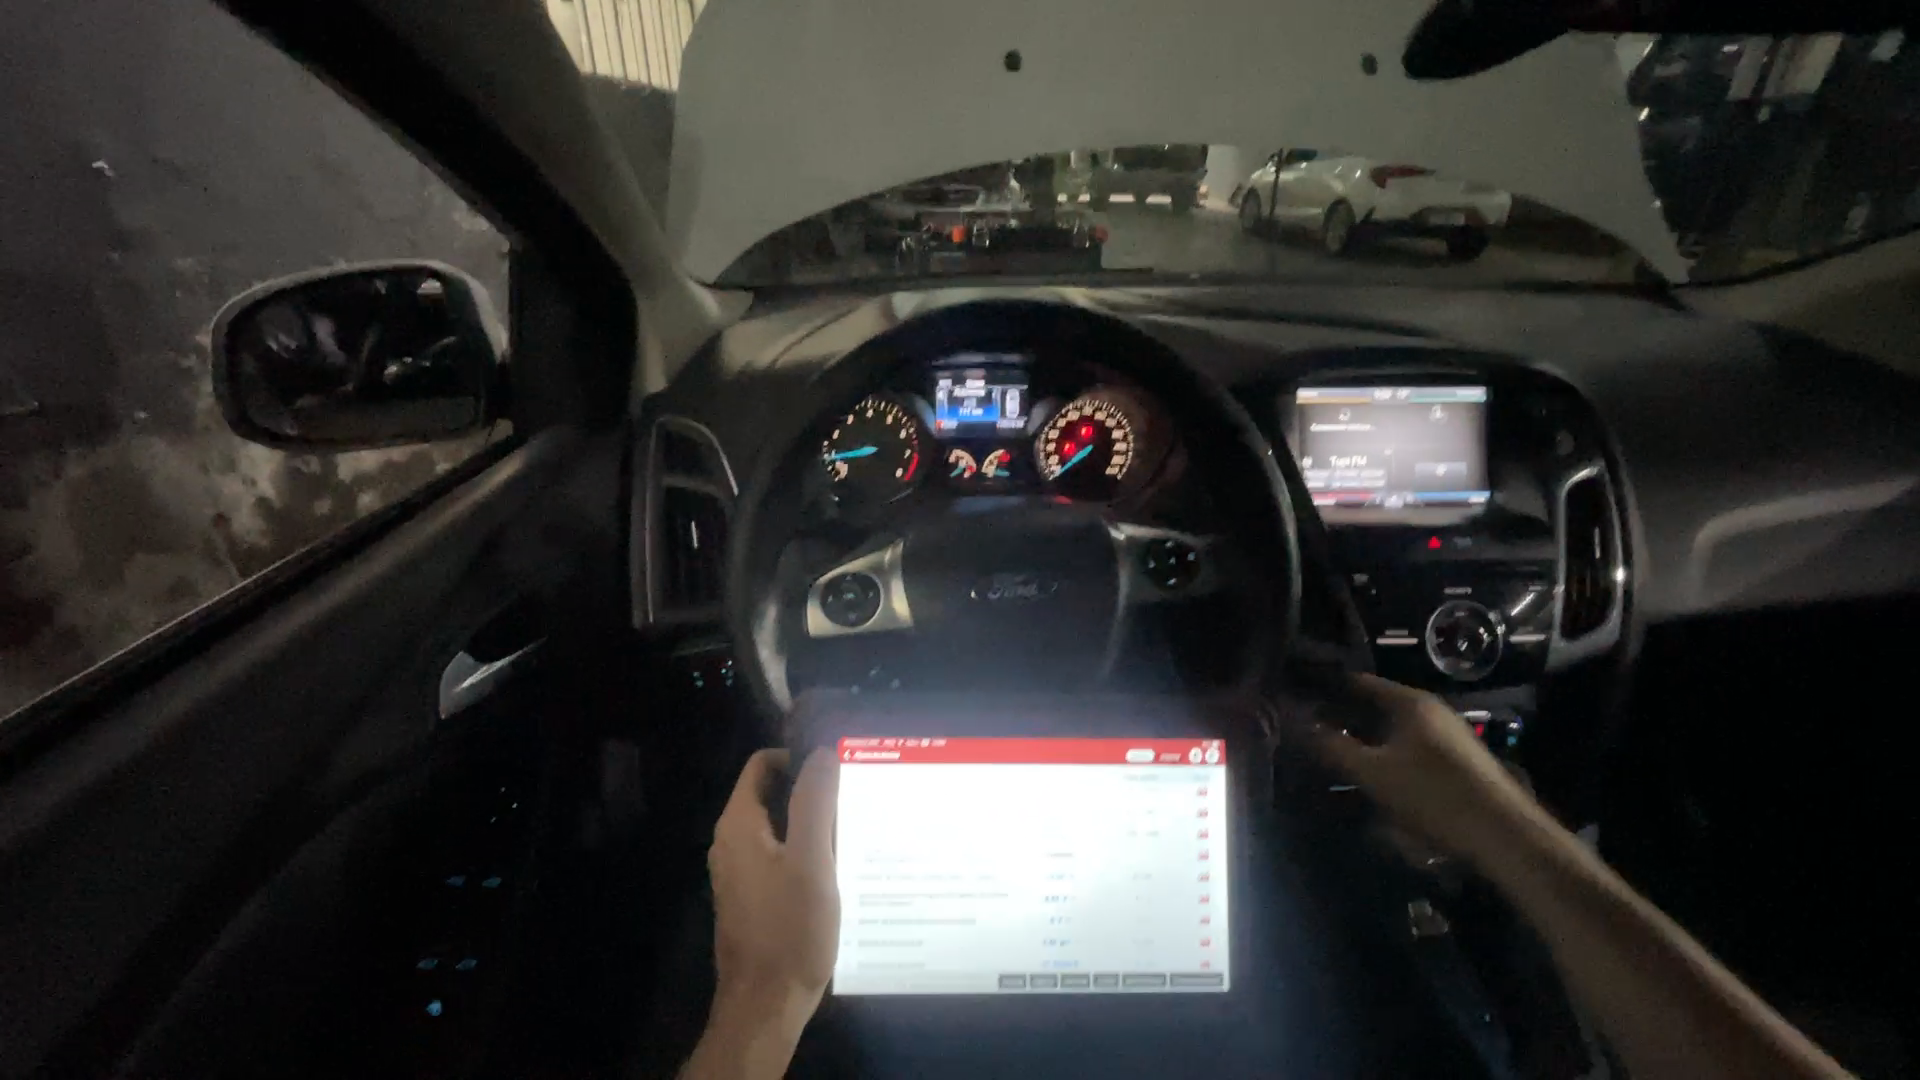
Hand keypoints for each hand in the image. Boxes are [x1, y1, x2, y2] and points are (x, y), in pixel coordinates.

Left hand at [708, 748, 839, 1016]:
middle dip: (811, 790)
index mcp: (739, 824)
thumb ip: (814, 801)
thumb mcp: (811, 859)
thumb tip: (821, 752)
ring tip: (854, 826)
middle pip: (771, 793)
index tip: (837, 767)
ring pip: (778, 826)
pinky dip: (805, 850)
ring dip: (812, 822)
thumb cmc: (789, 928)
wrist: (766, 1006)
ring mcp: (739, 871)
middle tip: (854, 795)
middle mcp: (731, 841)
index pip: (762, 764)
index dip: (798, 757)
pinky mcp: (752, 895)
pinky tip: (838, 864)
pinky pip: (779, 855)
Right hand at [1305, 673, 1552, 865]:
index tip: (1296, 698)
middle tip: (1307, 732)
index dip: (1325, 688)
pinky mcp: (1456, 763)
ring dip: (1362, 741)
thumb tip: (1296, 721)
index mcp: (1410, 703)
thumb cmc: (1434, 796)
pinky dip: (1384, 756)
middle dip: (1340, 718)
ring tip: (1332, 758)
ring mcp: (1446, 737)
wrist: (1506, 838)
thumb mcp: (1373, 773)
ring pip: (1391, 731)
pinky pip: (1407, 749)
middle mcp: (1430, 712)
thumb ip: (1332, 746)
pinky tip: (1370, 779)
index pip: (1357, 682)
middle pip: (1374, 706)